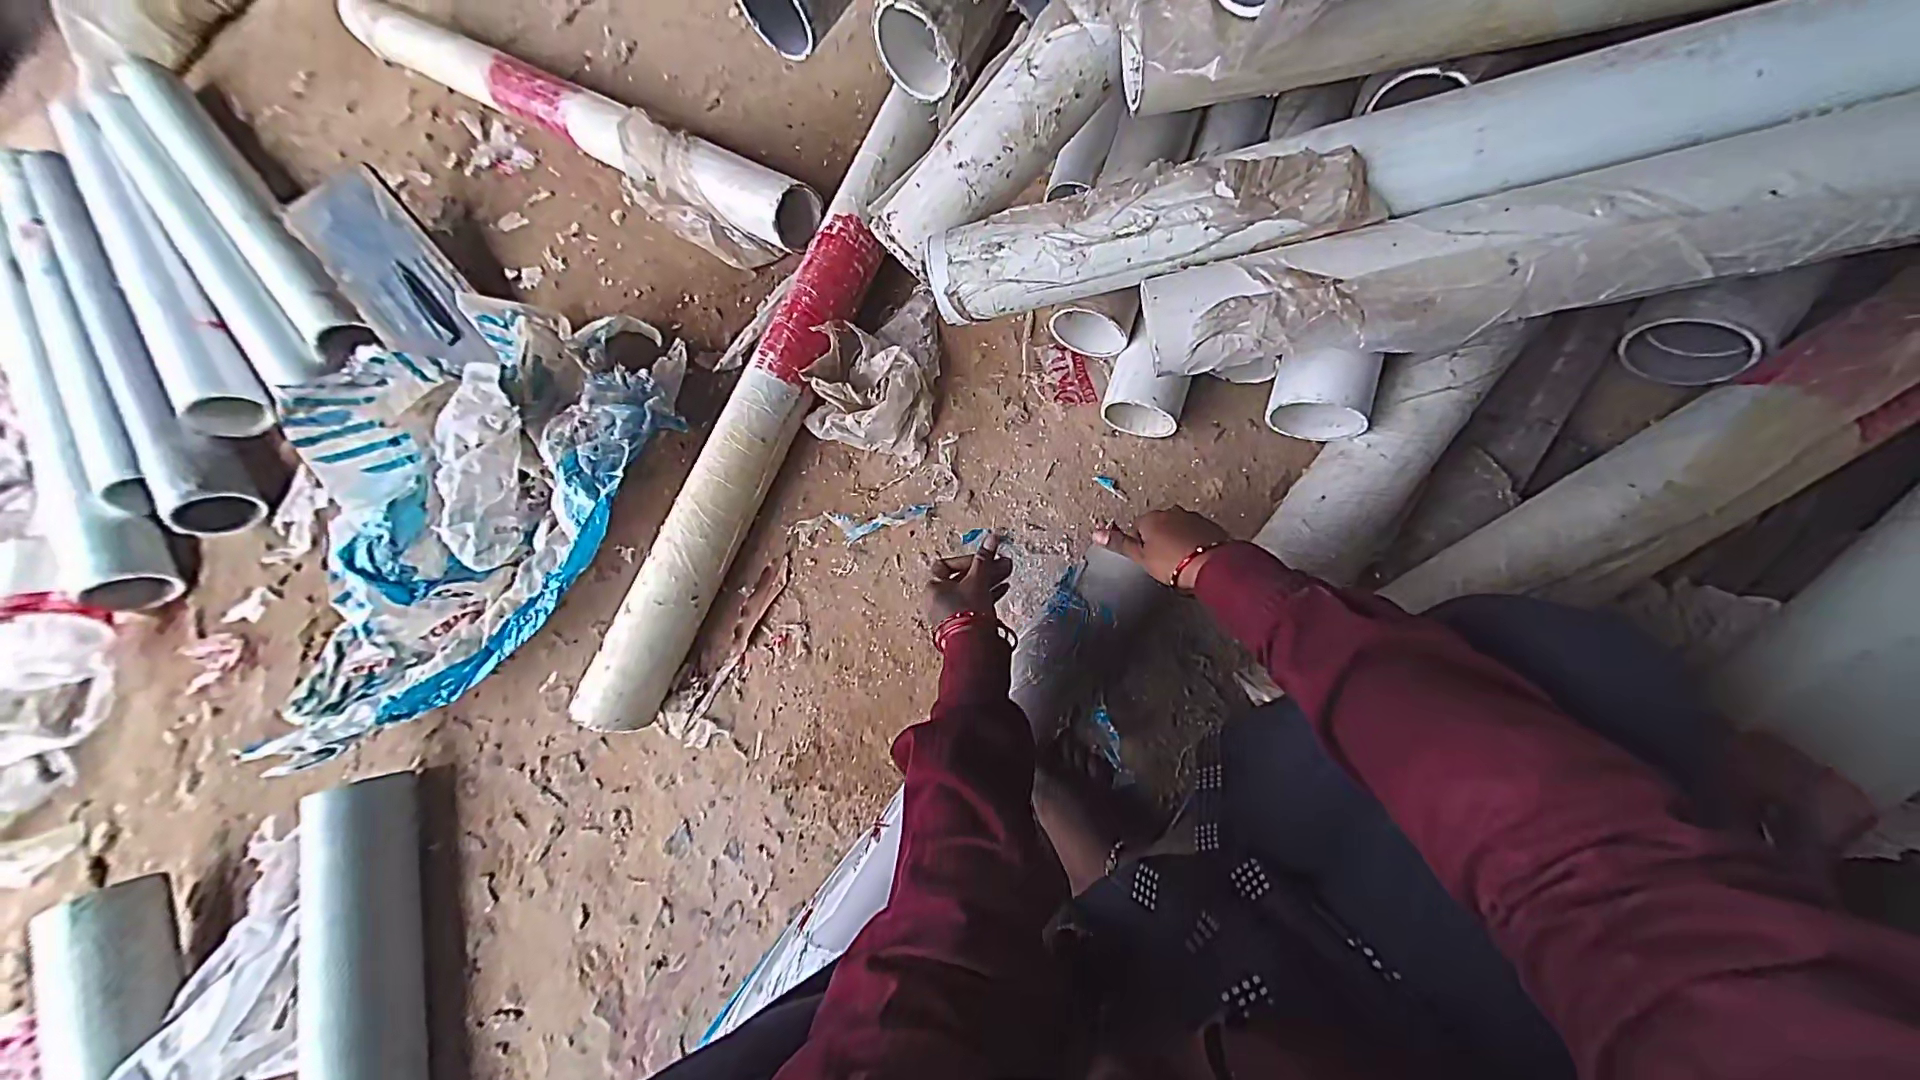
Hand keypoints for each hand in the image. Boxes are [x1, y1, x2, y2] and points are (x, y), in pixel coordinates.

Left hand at [926, 532, 1012, 623]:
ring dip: (988, 581)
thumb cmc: (968, 609)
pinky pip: (973, 605)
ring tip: (1007, 573)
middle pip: (962, 578)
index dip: (967, 560)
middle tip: (1003, 563)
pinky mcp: (961, 624)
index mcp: (933, 587)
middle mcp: (937, 600)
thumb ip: (985, 558)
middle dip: (984, 569)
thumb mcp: (978, 579)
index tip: (984, 558)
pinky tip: (1003, 589)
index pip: (946, 565)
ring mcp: (949, 614)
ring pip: (969, 592)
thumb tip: (993, 536)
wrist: (972, 645)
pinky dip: (986, 596)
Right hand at [1094, 509, 1230, 587]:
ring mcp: (1192, 517)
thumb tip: (1096, 533)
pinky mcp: (1210, 525)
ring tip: (1181, 562)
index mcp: (1150, 518)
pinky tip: (1195, 558)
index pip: (1137, 529)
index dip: (1141, 546)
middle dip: (1160, 541)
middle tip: (1164, 562)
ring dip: (1177, 541)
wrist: (1211, 565)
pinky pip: (1195, 533)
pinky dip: (1194, 542)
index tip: (1149, 560)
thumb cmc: (1171, 562)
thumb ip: (1119, 544)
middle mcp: (1171, 512)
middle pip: (1158, 526)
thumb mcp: (1141, 557)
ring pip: (1178, 528)